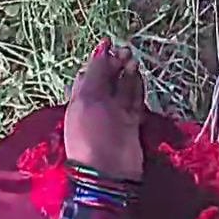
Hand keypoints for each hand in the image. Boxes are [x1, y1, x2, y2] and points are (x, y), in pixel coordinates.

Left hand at [64, 40, 145, 179]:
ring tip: (133, 62)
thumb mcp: (88, 100)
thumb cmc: (92, 134)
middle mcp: (97, 104)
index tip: (110, 45)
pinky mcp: (130, 122)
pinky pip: (134, 99)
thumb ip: (96, 74)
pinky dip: (136, 86)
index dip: (100, 58)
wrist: (109, 173)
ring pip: (122, 86)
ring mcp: (114, 113)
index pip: (90, 72)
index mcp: (81, 99)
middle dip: (116, 63)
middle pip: (107, 77)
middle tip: (126, 53)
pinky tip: (138, 76)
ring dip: (127, 73)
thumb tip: (102, 50)